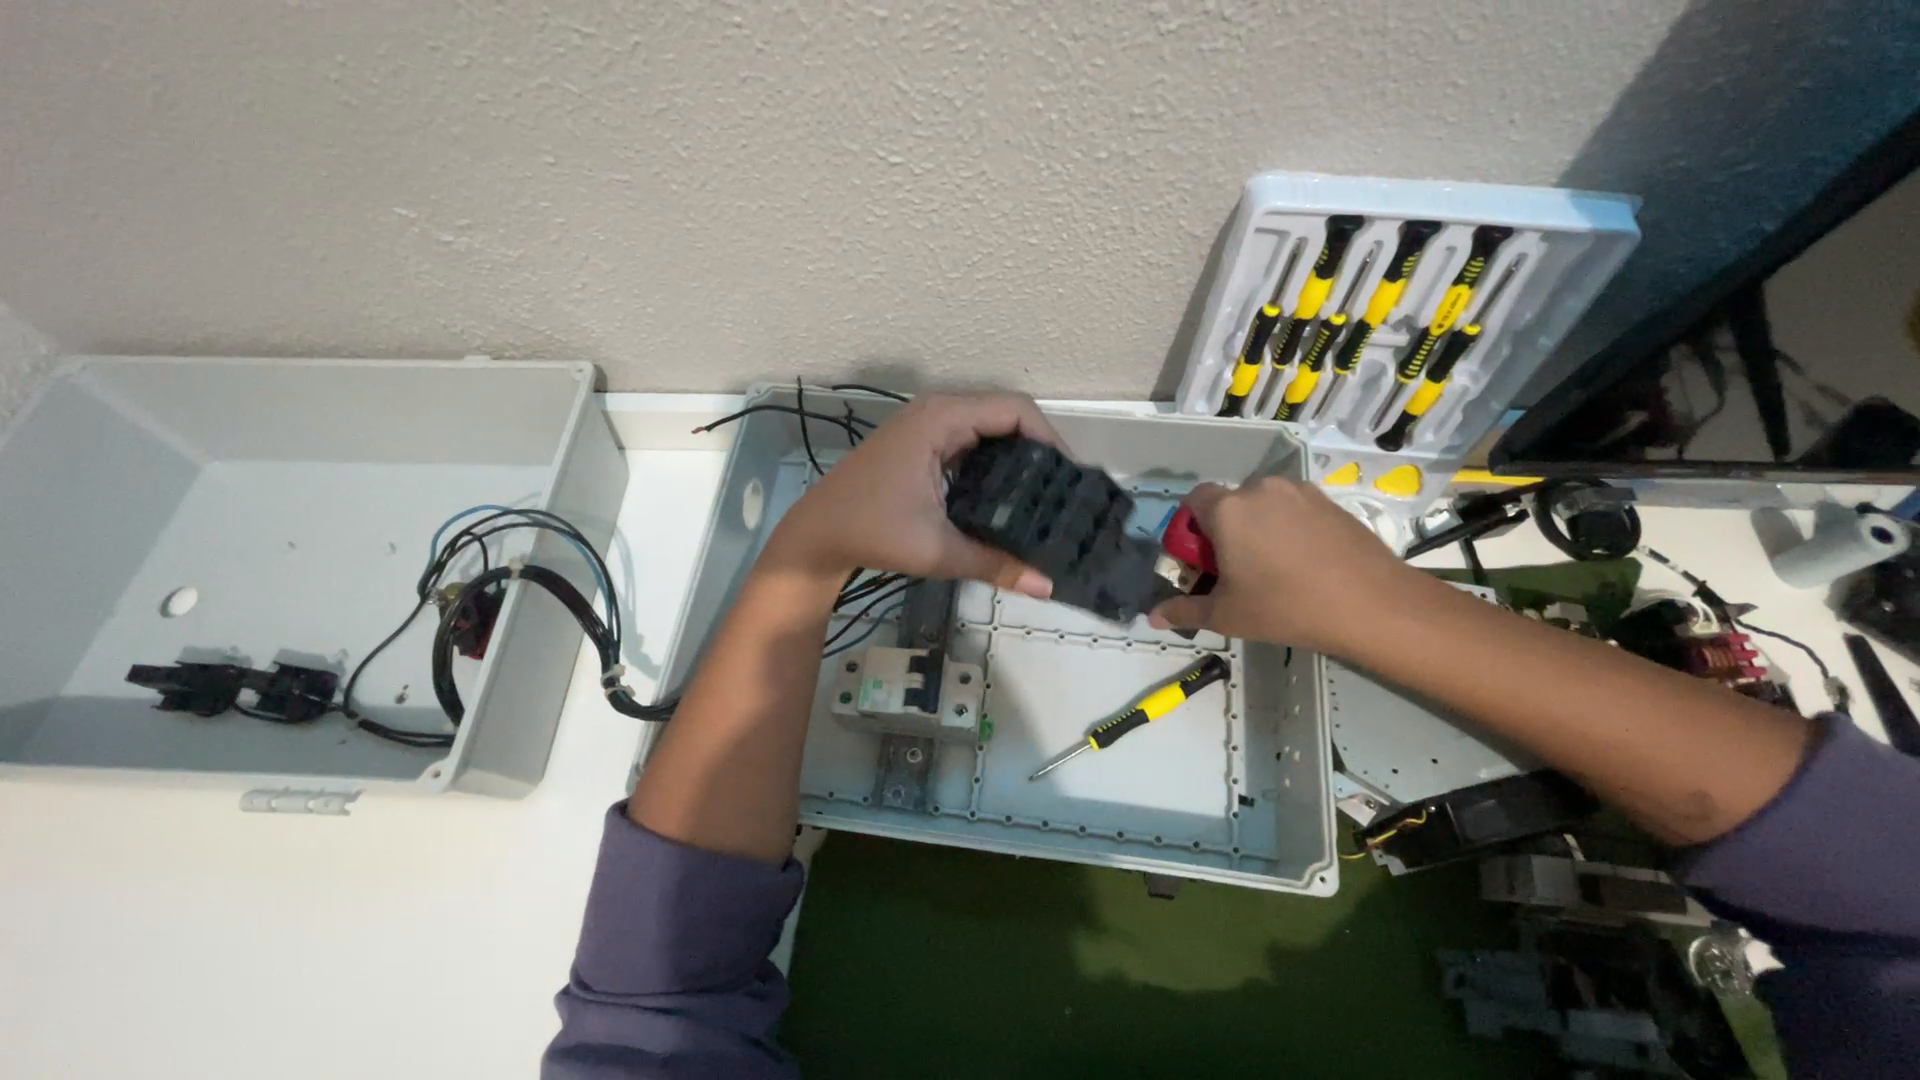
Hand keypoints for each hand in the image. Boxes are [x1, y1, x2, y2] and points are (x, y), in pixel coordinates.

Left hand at [767, 392, 1060, 596]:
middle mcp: (937, 412)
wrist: (818, 534)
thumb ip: (995, 564)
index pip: (1014, 410)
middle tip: (1064, 490)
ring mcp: (927, 425)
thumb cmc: (872, 533)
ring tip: (1046, 494)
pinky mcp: (922, 443)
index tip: (1070, 477)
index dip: (1050, 438)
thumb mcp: (937, 550)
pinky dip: (994, 462)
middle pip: (1005, 415)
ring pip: (989, 428)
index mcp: (941, 420)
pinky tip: (1009, 495)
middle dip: (1039, 448)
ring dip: (1018, 455)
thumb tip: (1048, 586)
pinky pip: (971, 441)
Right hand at [1149, 476, 1417, 651]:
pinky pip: (1293, 510)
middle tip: (1235, 570)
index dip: (1189, 529)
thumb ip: (1185, 610)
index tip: (1201, 561)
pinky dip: (1288, 529)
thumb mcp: (1227, 615)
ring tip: (1271, 568)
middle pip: (1228, 503)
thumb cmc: (1285, 607)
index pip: (1192, 501)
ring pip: (1263, 505)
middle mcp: (1260, 489)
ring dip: (1257, 528)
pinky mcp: (1329, 501)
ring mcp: (1299, 492)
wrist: (1370, 604)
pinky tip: (1303, 563)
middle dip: (1224, 531)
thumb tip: (1154, 616)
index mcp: (1227, 509)